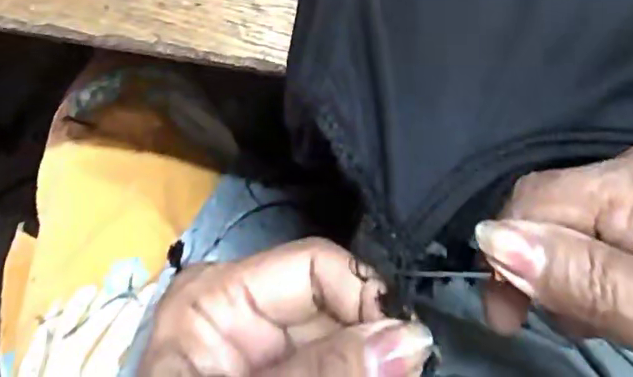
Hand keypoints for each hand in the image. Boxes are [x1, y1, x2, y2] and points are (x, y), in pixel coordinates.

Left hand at [140, 238, 433, 376]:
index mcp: (219, 299)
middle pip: (334, 307)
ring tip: (403, 372)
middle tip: (413, 368)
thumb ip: (323, 372)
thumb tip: (410, 339)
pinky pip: (333, 370)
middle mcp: (247, 321)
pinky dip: (359, 374)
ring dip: (373, 364)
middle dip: (374, 339)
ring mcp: (266, 361)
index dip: (364, 293)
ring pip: (342, 346)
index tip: (407, 340)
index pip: (313, 265)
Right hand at [475, 145, 632, 376]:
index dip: (508, 255)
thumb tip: (493, 237)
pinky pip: (605, 236)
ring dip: (562, 275)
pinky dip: (590, 276)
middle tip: (562, 333)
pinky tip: (609, 310)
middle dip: (536, 265)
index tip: (508, 326)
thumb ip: (595, 281)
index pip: (538, 198)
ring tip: (588, 328)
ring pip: (574, 222)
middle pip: (552, 204)